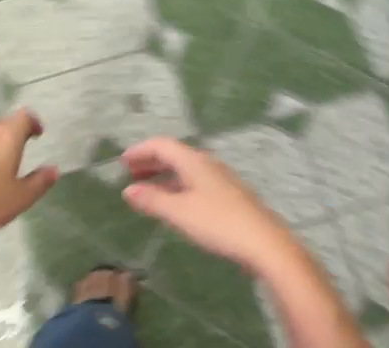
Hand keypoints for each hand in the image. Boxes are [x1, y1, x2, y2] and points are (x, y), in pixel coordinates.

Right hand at [122, 137, 299, 273]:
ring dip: (163, 175)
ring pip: (185, 169)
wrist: (266, 243)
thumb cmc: (218, 223)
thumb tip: (127, 189)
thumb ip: (152, 199)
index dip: (140, 150)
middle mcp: (206, 163)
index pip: (161, 144)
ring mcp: (220, 179)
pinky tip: (175, 204)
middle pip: (173, 155)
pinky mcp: (229, 196)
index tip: (122, 161)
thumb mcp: (179, 212)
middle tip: (131, 174)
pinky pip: (195, 182)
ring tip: (147, 190)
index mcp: (193, 160)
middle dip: (150, 162)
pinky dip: (178, 186)